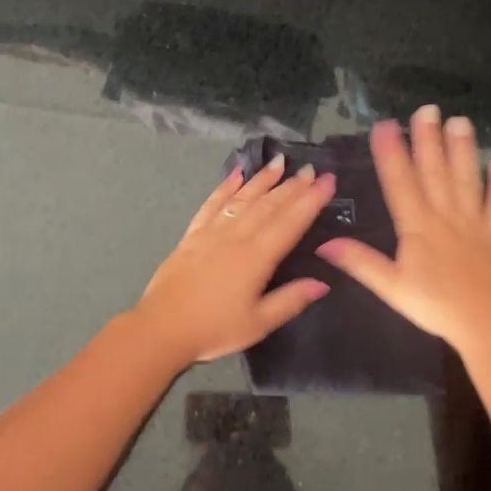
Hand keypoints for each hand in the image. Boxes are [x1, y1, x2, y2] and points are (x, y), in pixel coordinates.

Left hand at [131, 157, 337, 365]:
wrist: (162, 327)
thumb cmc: (214, 329)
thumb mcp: (259, 323)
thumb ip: (291, 300)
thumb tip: (323, 282)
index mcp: (257, 257)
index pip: (290, 222)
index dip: (311, 200)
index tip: (328, 181)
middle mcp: (237, 236)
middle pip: (269, 205)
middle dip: (293, 185)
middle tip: (312, 168)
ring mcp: (212, 231)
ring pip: (243, 198)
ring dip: (263, 179)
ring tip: (280, 162)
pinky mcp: (193, 234)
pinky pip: (212, 203)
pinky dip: (226, 186)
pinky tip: (237, 174)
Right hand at [318, 106, 490, 353]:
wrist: (486, 324)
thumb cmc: (434, 306)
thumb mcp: (391, 287)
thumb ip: (360, 262)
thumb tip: (324, 242)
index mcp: (417, 227)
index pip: (400, 183)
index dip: (391, 153)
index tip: (386, 125)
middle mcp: (445, 216)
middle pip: (434, 173)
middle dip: (427, 140)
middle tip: (426, 109)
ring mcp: (474, 222)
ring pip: (466, 179)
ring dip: (462, 150)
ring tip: (459, 120)